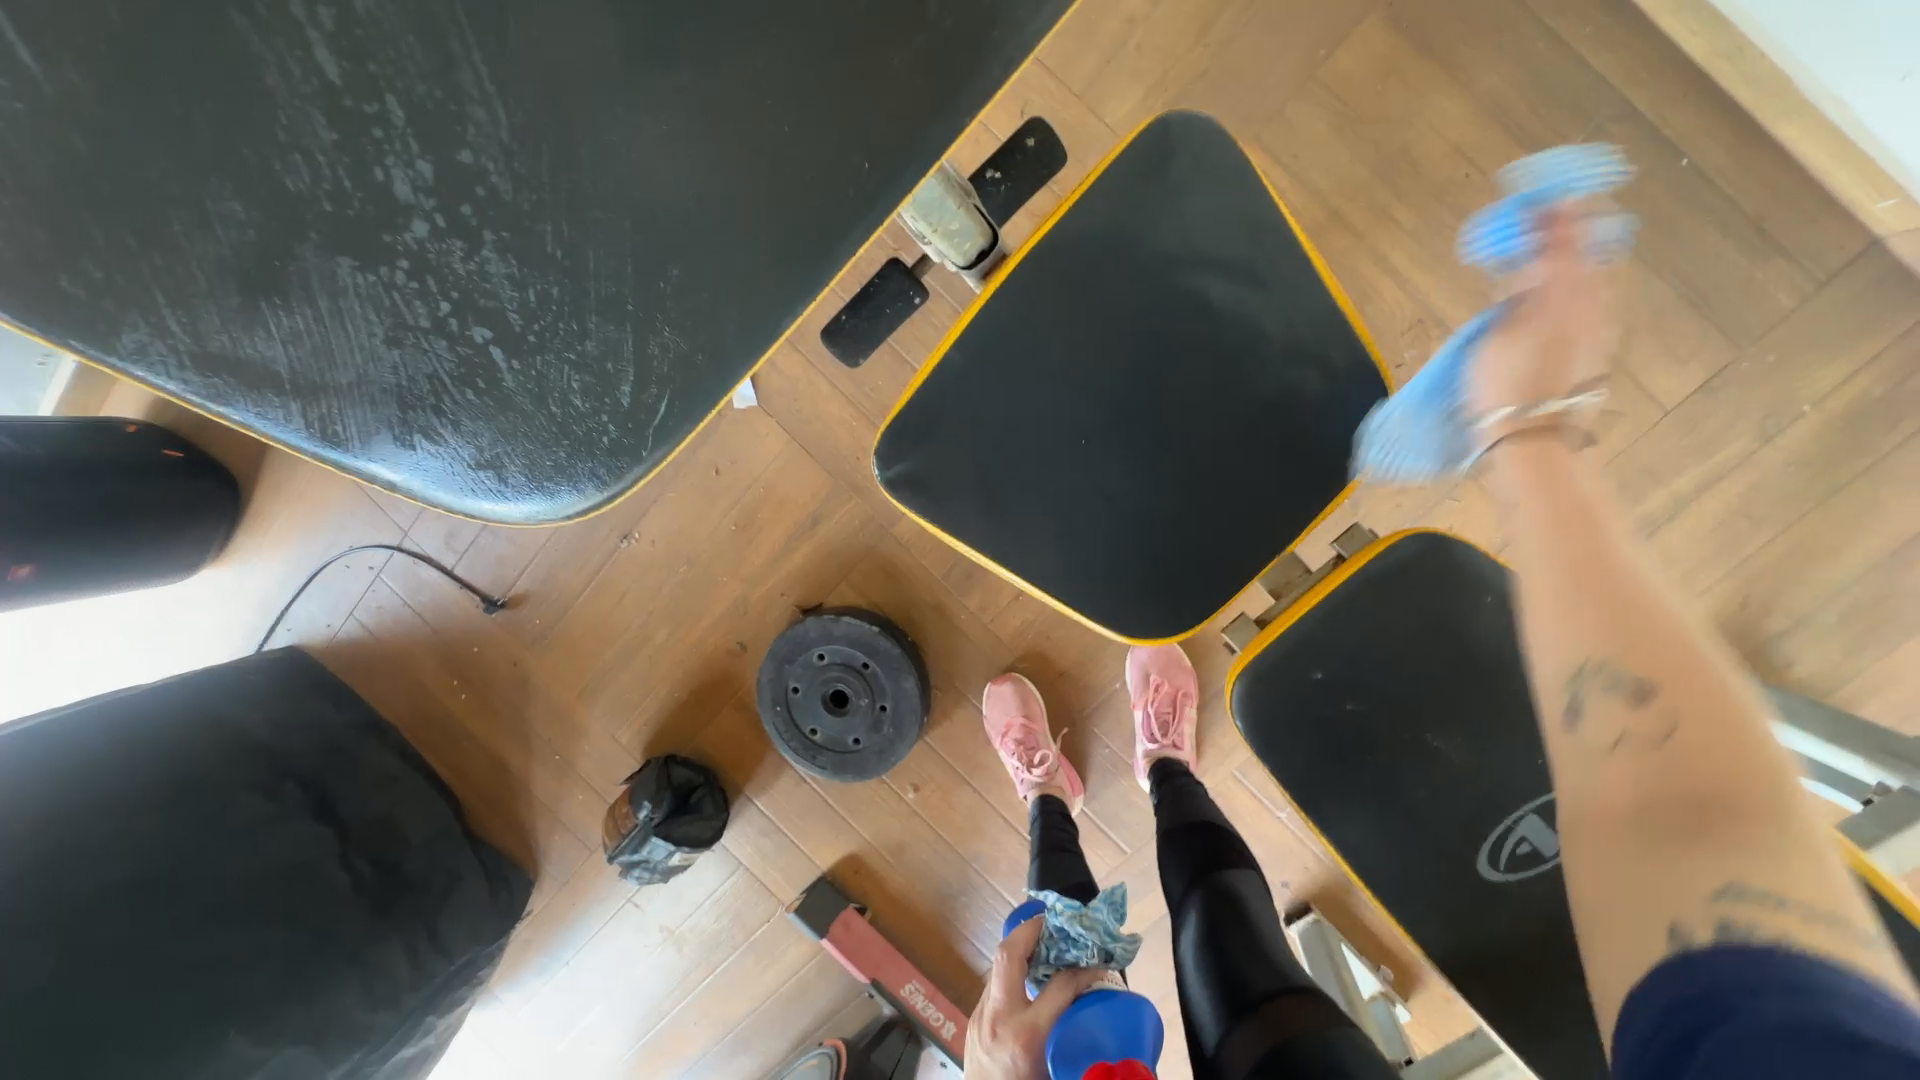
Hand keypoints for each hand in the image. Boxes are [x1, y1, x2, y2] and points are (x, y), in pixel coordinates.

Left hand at [964, 916, 1104, 1079]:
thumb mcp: (1058, 1068)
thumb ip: (1075, 1033)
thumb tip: (1096, 1001)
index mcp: (1026, 1038)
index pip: (1059, 987)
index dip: (1082, 971)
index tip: (1096, 963)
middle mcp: (997, 1020)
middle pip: (1008, 956)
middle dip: (1030, 930)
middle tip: (1055, 921)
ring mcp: (979, 1018)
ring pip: (997, 967)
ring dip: (1020, 949)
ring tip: (1046, 942)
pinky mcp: (972, 1023)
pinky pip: (993, 986)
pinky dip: (1011, 973)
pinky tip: (1029, 977)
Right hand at [1468, 202, 1622, 420]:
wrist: (1536, 441)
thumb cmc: (1505, 389)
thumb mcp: (1496, 338)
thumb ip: (1514, 295)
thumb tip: (1525, 261)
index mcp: (1564, 296)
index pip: (1564, 240)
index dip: (1555, 215)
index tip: (1544, 196)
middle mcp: (1592, 305)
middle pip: (1591, 254)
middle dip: (1574, 231)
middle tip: (1558, 214)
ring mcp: (1600, 328)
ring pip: (1598, 277)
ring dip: (1580, 256)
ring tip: (1563, 245)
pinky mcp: (1598, 349)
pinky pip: (1597, 300)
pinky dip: (1584, 283)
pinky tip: (1569, 288)